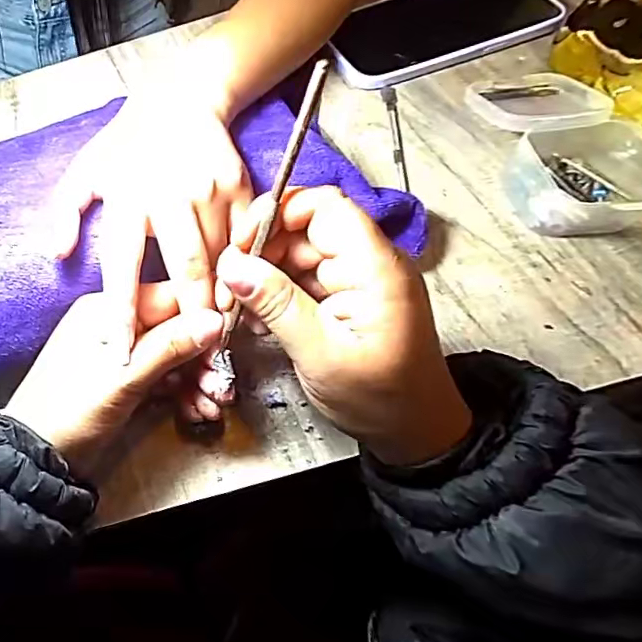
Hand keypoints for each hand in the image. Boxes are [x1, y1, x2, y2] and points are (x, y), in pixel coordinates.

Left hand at [2, 287, 222, 481]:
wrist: (39, 453)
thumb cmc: (69, 410)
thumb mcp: (122, 377)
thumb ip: (168, 346)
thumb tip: (214, 318)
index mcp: (107, 308)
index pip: (169, 299)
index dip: (203, 322)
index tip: (225, 348)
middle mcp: (114, 323)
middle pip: (175, 329)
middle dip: (202, 359)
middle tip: (219, 388)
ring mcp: (119, 351)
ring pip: (172, 355)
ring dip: (196, 380)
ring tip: (209, 406)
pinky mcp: (123, 378)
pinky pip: (162, 375)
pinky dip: (181, 392)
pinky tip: (194, 410)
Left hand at [50, 84, 250, 424]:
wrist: (179, 100)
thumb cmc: (124, 144)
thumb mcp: (84, 172)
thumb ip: (66, 213)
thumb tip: (58, 254)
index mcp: (127, 197)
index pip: (123, 266)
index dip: (123, 313)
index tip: (122, 351)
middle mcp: (171, 196)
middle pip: (187, 271)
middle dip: (190, 319)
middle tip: (188, 356)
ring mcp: (211, 191)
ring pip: (220, 260)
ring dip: (219, 300)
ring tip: (212, 335)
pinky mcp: (241, 188)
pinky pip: (245, 240)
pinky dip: (243, 270)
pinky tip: (237, 292)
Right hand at [216, 186, 470, 464]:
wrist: (414, 436)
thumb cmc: (381, 399)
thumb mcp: (321, 354)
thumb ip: (276, 304)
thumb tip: (231, 265)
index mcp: (372, 267)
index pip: (323, 206)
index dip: (277, 212)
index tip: (241, 242)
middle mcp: (361, 263)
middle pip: (298, 228)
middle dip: (256, 250)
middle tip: (227, 285)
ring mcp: (348, 279)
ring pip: (288, 252)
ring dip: (256, 274)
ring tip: (234, 305)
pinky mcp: (335, 295)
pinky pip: (291, 276)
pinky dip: (267, 291)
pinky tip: (251, 315)